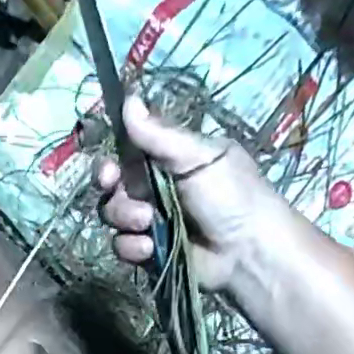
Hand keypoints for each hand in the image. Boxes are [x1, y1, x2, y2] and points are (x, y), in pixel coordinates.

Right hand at [96, 97, 293, 293]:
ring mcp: (150, 224)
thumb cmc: (230, 195)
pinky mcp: (148, 254)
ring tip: (148, 222)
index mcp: (166, 162)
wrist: (246, 250)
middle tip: (116, 193)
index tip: (108, 172)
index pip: (125, 156)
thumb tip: (128, 99)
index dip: (109, 163)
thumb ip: (160, 135)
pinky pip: (123, 247)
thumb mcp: (199, 157)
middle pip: (112, 189)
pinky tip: (150, 248)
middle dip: (112, 192)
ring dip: (125, 218)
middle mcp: (153, 190)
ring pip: (113, 217)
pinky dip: (132, 247)